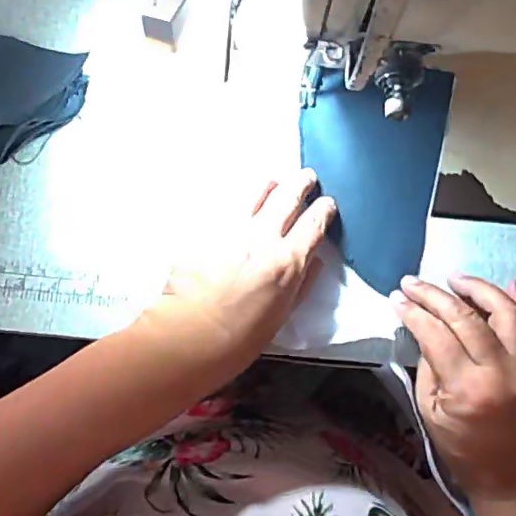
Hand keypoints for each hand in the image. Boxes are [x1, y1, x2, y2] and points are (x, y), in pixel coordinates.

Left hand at [136, 170, 335, 372]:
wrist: (189, 334)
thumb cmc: (238, 337)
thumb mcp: (282, 314)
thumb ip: (302, 283)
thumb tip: (314, 262)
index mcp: (287, 261)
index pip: (315, 222)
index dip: (324, 210)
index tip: (326, 204)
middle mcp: (261, 237)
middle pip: (288, 196)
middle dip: (301, 183)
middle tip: (306, 178)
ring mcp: (229, 228)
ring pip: (256, 191)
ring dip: (269, 186)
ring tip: (273, 183)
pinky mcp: (203, 228)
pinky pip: (225, 205)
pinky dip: (236, 201)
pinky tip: (237, 202)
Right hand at [391, 274, 515, 503]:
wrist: (514, 476)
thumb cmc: (463, 449)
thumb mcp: (430, 410)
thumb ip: (429, 366)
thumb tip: (424, 329)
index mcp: (467, 387)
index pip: (435, 335)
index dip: (413, 312)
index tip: (396, 297)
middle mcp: (501, 371)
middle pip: (466, 318)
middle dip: (434, 295)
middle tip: (413, 282)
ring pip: (507, 313)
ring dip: (480, 289)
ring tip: (455, 278)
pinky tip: (509, 285)